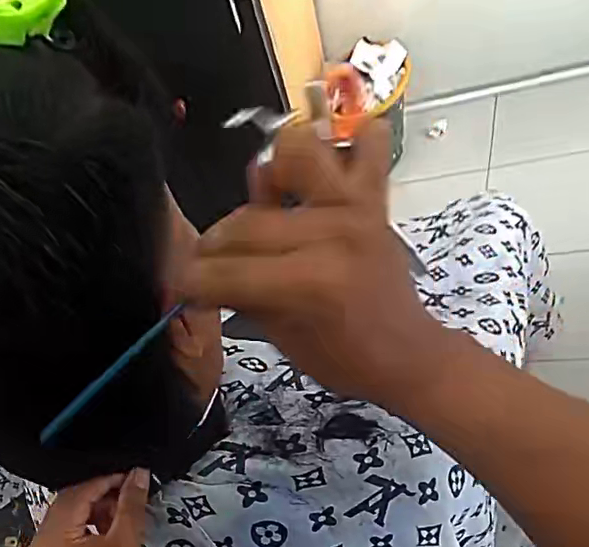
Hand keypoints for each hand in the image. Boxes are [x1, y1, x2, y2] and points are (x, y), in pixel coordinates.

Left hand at [27, 470, 150, 546]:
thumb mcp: (127, 544)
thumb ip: (130, 505)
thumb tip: (138, 474)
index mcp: (50, 540)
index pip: (76, 495)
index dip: (105, 481)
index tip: (131, 475)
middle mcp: (38, 544)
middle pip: (69, 503)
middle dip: (101, 494)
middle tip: (130, 491)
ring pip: (70, 516)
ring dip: (97, 509)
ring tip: (125, 512)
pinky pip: (70, 532)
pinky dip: (91, 525)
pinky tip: (113, 527)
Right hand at [183, 120, 451, 406]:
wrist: (409, 356)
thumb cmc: (349, 362)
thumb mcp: (287, 344)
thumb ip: (245, 302)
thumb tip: (203, 279)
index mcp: (308, 284)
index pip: (228, 272)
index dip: (192, 283)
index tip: (179, 290)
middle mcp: (329, 235)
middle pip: (246, 223)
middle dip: (212, 250)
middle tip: (209, 270)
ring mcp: (354, 209)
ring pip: (293, 153)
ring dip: (270, 179)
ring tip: (268, 213)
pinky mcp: (374, 199)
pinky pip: (364, 142)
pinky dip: (340, 150)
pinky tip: (318, 182)